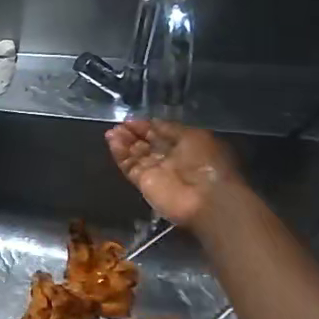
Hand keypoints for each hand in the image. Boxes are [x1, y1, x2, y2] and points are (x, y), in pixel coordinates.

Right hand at [105, 120, 247, 227]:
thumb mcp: (194, 137)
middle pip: (145, 142)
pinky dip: (120, 154)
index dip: (146, 126)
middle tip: (119, 126)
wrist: (206, 198)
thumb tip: (150, 123)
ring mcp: (155, 170)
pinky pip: (128, 165)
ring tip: (112, 133)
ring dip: (123, 141)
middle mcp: (169, 157)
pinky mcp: (142, 182)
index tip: (131, 120)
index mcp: (186, 146)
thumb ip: (169, 129)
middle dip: (132, 133)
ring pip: (134, 153)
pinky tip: (113, 142)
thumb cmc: (206, 162)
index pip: (160, 133)